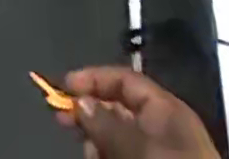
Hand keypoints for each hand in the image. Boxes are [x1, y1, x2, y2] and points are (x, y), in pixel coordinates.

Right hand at [54, 66, 219, 158]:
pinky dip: (108, 156)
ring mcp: (163, 153)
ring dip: (97, 142)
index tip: (64, 87)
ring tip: (88, 153)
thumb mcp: (138, 150)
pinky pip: (126, 155)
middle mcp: (164, 127)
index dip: (93, 78)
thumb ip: (107, 124)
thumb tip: (80, 102)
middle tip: (62, 120)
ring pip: (119, 138)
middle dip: (91, 115)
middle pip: (118, 108)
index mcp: (166, 110)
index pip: (124, 80)